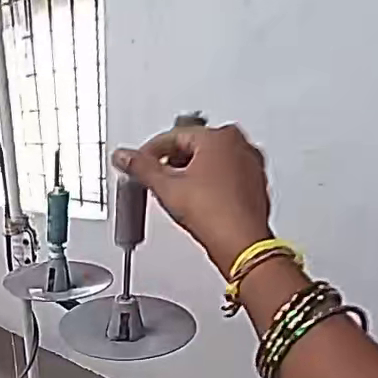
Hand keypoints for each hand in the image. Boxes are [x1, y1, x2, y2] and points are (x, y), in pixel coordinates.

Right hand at [113, 124, 273, 275]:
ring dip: (190, 174)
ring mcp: (250, 164)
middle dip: (172, 162)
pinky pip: (225, 178)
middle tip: (156, 178)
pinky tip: (198, 202)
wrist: (241, 241)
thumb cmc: (214, 213)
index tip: (140, 162)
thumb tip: (123, 156)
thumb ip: (141, 168)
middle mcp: (239, 145)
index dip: (151, 151)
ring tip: (176, 193)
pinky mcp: (254, 185)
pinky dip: (209, 185)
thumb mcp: (167, 188)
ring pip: (211, 162)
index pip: (174, 136)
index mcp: (219, 136)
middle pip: (194, 147)